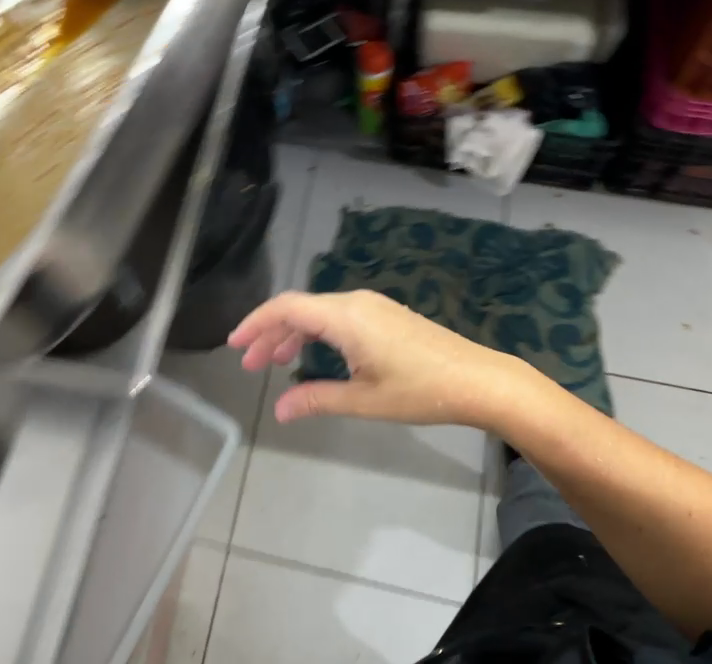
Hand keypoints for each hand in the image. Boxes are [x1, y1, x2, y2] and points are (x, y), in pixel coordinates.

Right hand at [227, 290, 528, 426]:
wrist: (477, 379)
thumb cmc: (420, 391)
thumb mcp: (364, 401)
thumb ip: (317, 399)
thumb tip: (280, 410)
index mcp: (345, 316)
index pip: (287, 308)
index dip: (256, 322)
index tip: (235, 344)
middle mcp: (355, 302)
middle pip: (300, 307)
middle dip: (270, 333)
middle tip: (251, 365)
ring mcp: (373, 306)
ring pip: (319, 311)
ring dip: (293, 334)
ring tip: (275, 363)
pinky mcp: (386, 315)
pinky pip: (338, 315)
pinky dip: (316, 332)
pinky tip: (312, 356)